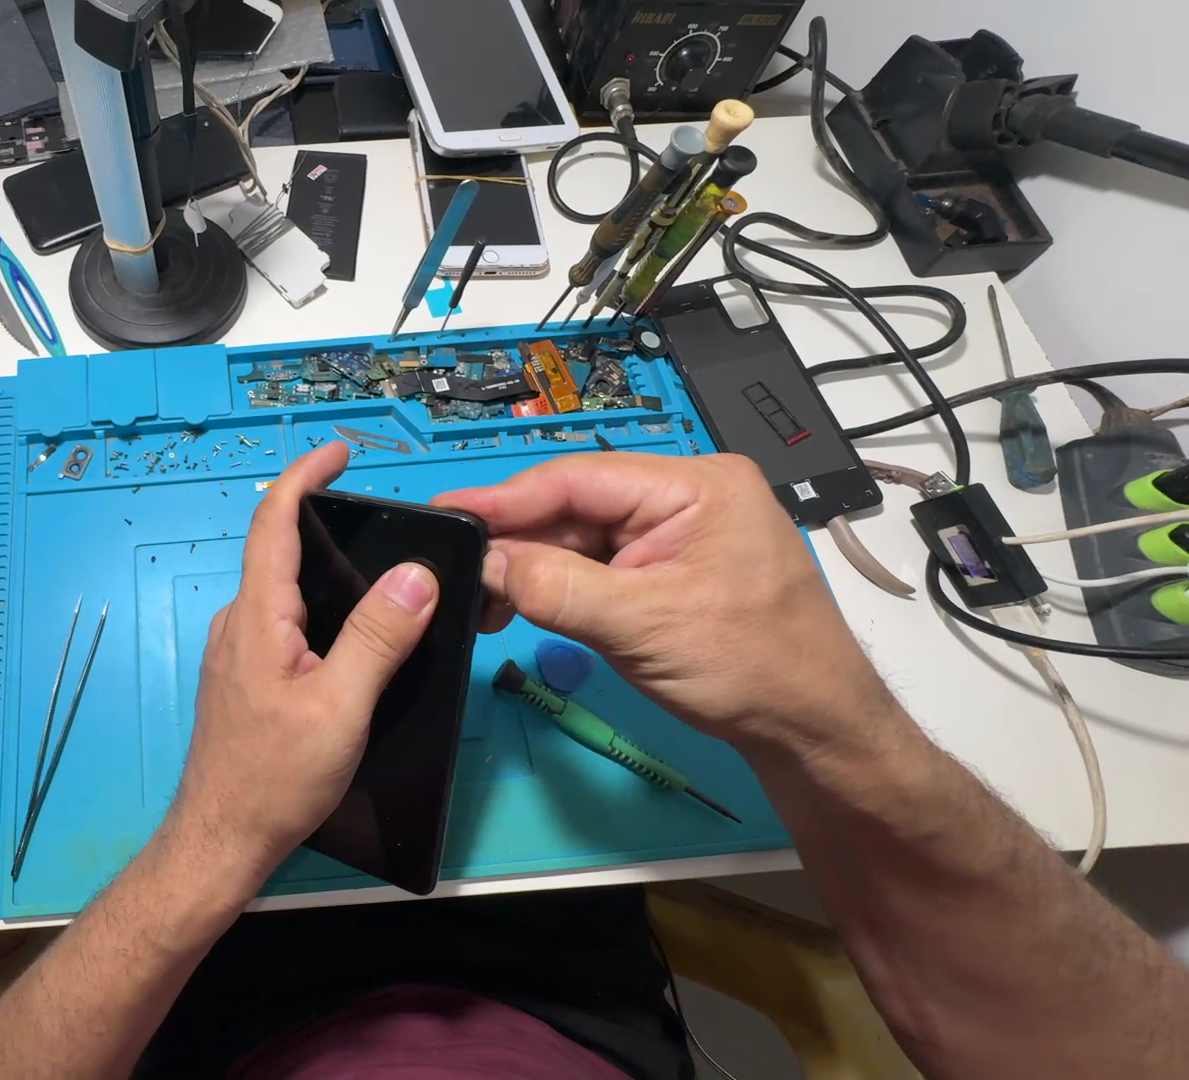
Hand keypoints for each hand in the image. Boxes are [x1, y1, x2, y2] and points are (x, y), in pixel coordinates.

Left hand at [169, 442, 439, 879]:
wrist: (221, 839)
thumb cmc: (276, 777)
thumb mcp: (340, 707)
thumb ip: (377, 637)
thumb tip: (415, 573)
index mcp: (257, 616)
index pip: (273, 522)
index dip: (303, 478)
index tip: (337, 452)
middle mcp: (238, 622)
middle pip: (277, 551)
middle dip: (320, 520)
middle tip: (376, 519)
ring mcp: (235, 650)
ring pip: (280, 589)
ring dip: (319, 567)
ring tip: (374, 573)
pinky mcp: (242, 676)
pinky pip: (279, 621)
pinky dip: (314, 605)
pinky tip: (346, 632)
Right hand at [435, 453, 897, 753]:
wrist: (812, 733)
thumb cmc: (749, 670)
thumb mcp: (644, 625)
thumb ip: (556, 587)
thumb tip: (483, 562)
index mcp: (693, 487)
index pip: (578, 480)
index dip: (505, 498)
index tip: (446, 510)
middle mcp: (677, 497)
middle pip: (570, 508)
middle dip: (512, 541)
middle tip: (454, 567)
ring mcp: (666, 533)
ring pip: (571, 539)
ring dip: (523, 569)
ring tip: (478, 599)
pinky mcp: (653, 568)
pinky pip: (586, 566)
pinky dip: (547, 587)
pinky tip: (512, 605)